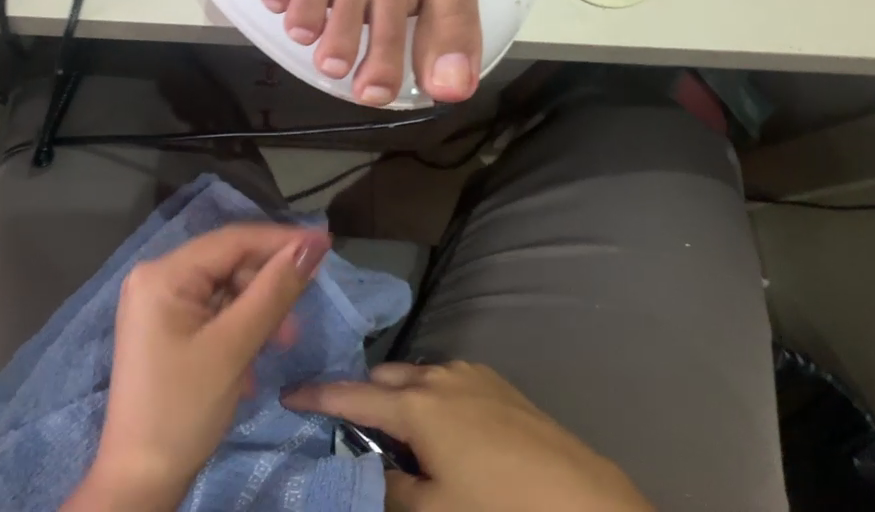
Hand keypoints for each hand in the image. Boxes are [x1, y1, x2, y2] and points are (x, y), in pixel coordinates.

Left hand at [66, 225, 331, 511]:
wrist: (141, 480)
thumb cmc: (184, 408)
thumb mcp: (235, 346)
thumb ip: (274, 290)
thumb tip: (313, 244)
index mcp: (164, 274)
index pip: (233, 240)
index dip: (281, 240)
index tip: (327, 245)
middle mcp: (156, 278)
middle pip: (228, 264)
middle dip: (267, 287)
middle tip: (298, 318)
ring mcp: (158, 305)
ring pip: (224, 290)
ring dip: (257, 313)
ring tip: (280, 345)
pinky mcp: (166, 330)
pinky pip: (213, 312)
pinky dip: (238, 329)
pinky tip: (252, 363)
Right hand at [284, 361, 654, 511]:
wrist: (586, 503)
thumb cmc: (499, 508)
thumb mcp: (434, 511)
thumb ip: (391, 488)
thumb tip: (369, 471)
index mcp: (418, 404)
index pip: (353, 394)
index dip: (317, 396)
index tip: (288, 394)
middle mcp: (442, 377)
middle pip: (387, 376)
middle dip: (363, 394)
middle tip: (349, 425)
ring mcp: (476, 377)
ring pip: (421, 376)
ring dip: (401, 396)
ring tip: (396, 432)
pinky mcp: (503, 387)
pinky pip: (451, 382)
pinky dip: (432, 397)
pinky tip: (443, 430)